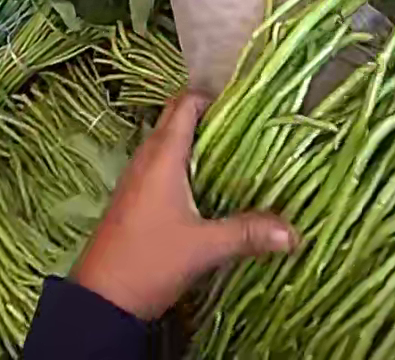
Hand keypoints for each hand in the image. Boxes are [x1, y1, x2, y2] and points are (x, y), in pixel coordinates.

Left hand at [71, 92, 296, 319]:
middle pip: (177, 115)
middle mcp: (148, 154)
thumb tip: (293, 233)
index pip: (186, 103)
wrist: (101, 298)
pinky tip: (204, 180)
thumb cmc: (150, 260)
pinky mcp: (134, 191)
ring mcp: (137, 172)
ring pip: (168, 137)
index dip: (211, 96)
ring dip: (194, 136)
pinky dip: (183, 157)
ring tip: (231, 148)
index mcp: (163, 154)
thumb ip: (247, 234)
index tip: (241, 104)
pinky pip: (161, 158)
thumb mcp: (204, 247)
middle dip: (207, 114)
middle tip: (242, 125)